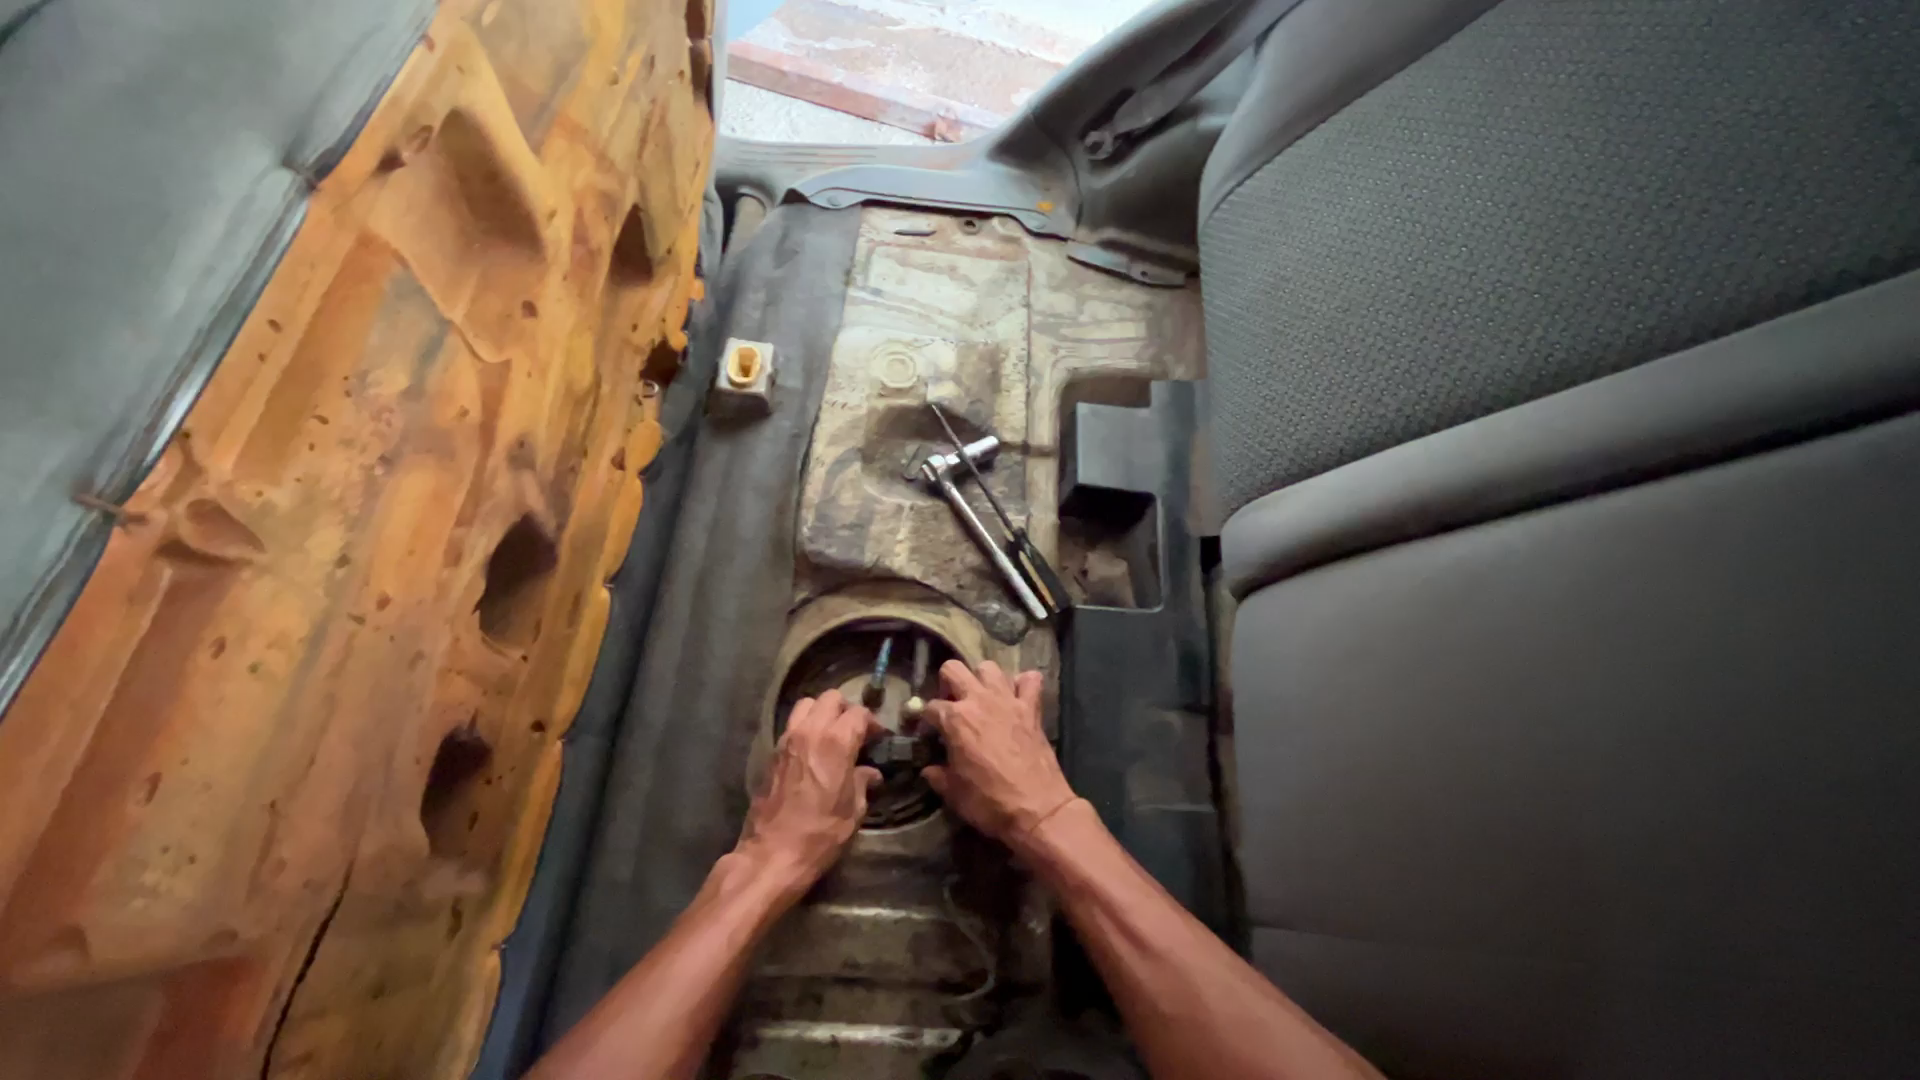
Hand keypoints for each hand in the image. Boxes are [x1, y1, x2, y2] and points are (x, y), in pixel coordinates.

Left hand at [737, 689, 881, 891]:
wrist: (772, 855)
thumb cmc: (820, 834)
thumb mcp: (853, 811)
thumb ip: (862, 784)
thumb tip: (870, 774)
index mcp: (836, 743)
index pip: (858, 713)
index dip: (872, 722)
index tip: (878, 738)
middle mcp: (809, 732)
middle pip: (830, 698)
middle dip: (846, 710)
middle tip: (855, 731)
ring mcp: (786, 740)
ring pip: (806, 705)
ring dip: (822, 713)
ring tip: (832, 734)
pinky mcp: (772, 753)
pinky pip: (791, 725)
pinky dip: (805, 727)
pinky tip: (813, 750)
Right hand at [921, 661, 1076, 848]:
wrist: (1038, 809)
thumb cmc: (990, 803)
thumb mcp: (954, 793)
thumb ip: (938, 776)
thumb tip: (929, 769)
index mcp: (955, 720)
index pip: (930, 707)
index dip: (924, 720)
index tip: (927, 732)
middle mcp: (979, 700)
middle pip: (953, 669)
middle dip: (946, 683)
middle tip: (951, 705)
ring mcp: (1008, 700)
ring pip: (989, 667)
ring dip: (982, 679)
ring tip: (982, 699)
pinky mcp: (1032, 708)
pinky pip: (1029, 680)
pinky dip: (1022, 684)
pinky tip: (1016, 697)